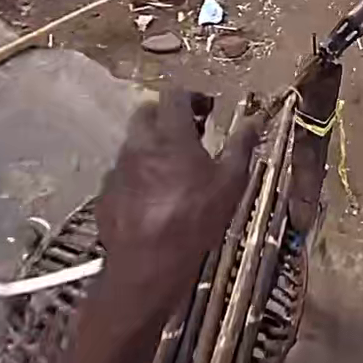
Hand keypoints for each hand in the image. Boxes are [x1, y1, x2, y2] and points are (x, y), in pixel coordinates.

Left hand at [95, 89, 259, 296]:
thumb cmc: (196, 220)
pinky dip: (139, 172)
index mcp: (171, 136)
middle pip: (147, 113)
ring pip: (134, 142)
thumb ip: (242, 145)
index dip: (191, 97)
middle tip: (189, 133)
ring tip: (173, 167)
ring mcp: (118, 169)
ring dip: (152, 144)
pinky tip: (154, 194)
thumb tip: (255, 119)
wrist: (149, 267)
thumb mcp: (230, 182)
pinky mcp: (106, 193)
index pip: (174, 96)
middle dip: (167, 116)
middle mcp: (140, 145)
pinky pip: (123, 171)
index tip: (206, 110)